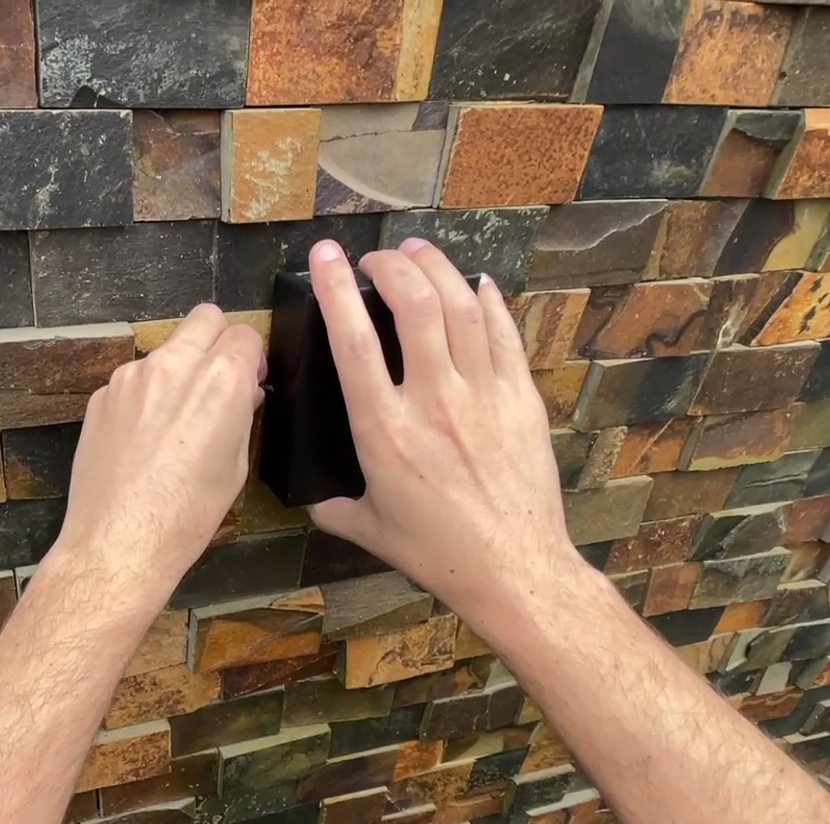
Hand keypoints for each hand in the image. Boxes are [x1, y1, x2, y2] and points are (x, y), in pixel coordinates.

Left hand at [47, 304, 264, 611]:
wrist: (118, 542)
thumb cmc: (188, 515)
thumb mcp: (235, 468)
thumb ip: (240, 417)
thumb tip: (242, 394)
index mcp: (220, 380)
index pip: (245, 335)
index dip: (251, 359)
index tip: (248, 384)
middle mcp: (173, 364)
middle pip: (203, 319)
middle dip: (217, 342)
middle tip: (215, 384)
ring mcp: (130, 377)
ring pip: (164, 350)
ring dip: (177, 370)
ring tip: (172, 422)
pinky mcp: (100, 395)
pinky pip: (133, 380)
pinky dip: (144, 396)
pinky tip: (140, 439)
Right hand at [305, 238, 587, 635]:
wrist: (511, 565)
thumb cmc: (433, 549)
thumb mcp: (367, 528)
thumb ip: (330, 506)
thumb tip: (310, 498)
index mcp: (383, 429)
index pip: (354, 342)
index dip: (336, 290)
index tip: (326, 257)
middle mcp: (432, 399)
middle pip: (414, 305)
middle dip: (392, 266)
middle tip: (377, 258)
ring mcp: (482, 393)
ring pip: (462, 306)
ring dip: (438, 268)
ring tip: (419, 252)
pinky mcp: (520, 397)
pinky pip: (504, 333)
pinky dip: (489, 300)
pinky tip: (478, 283)